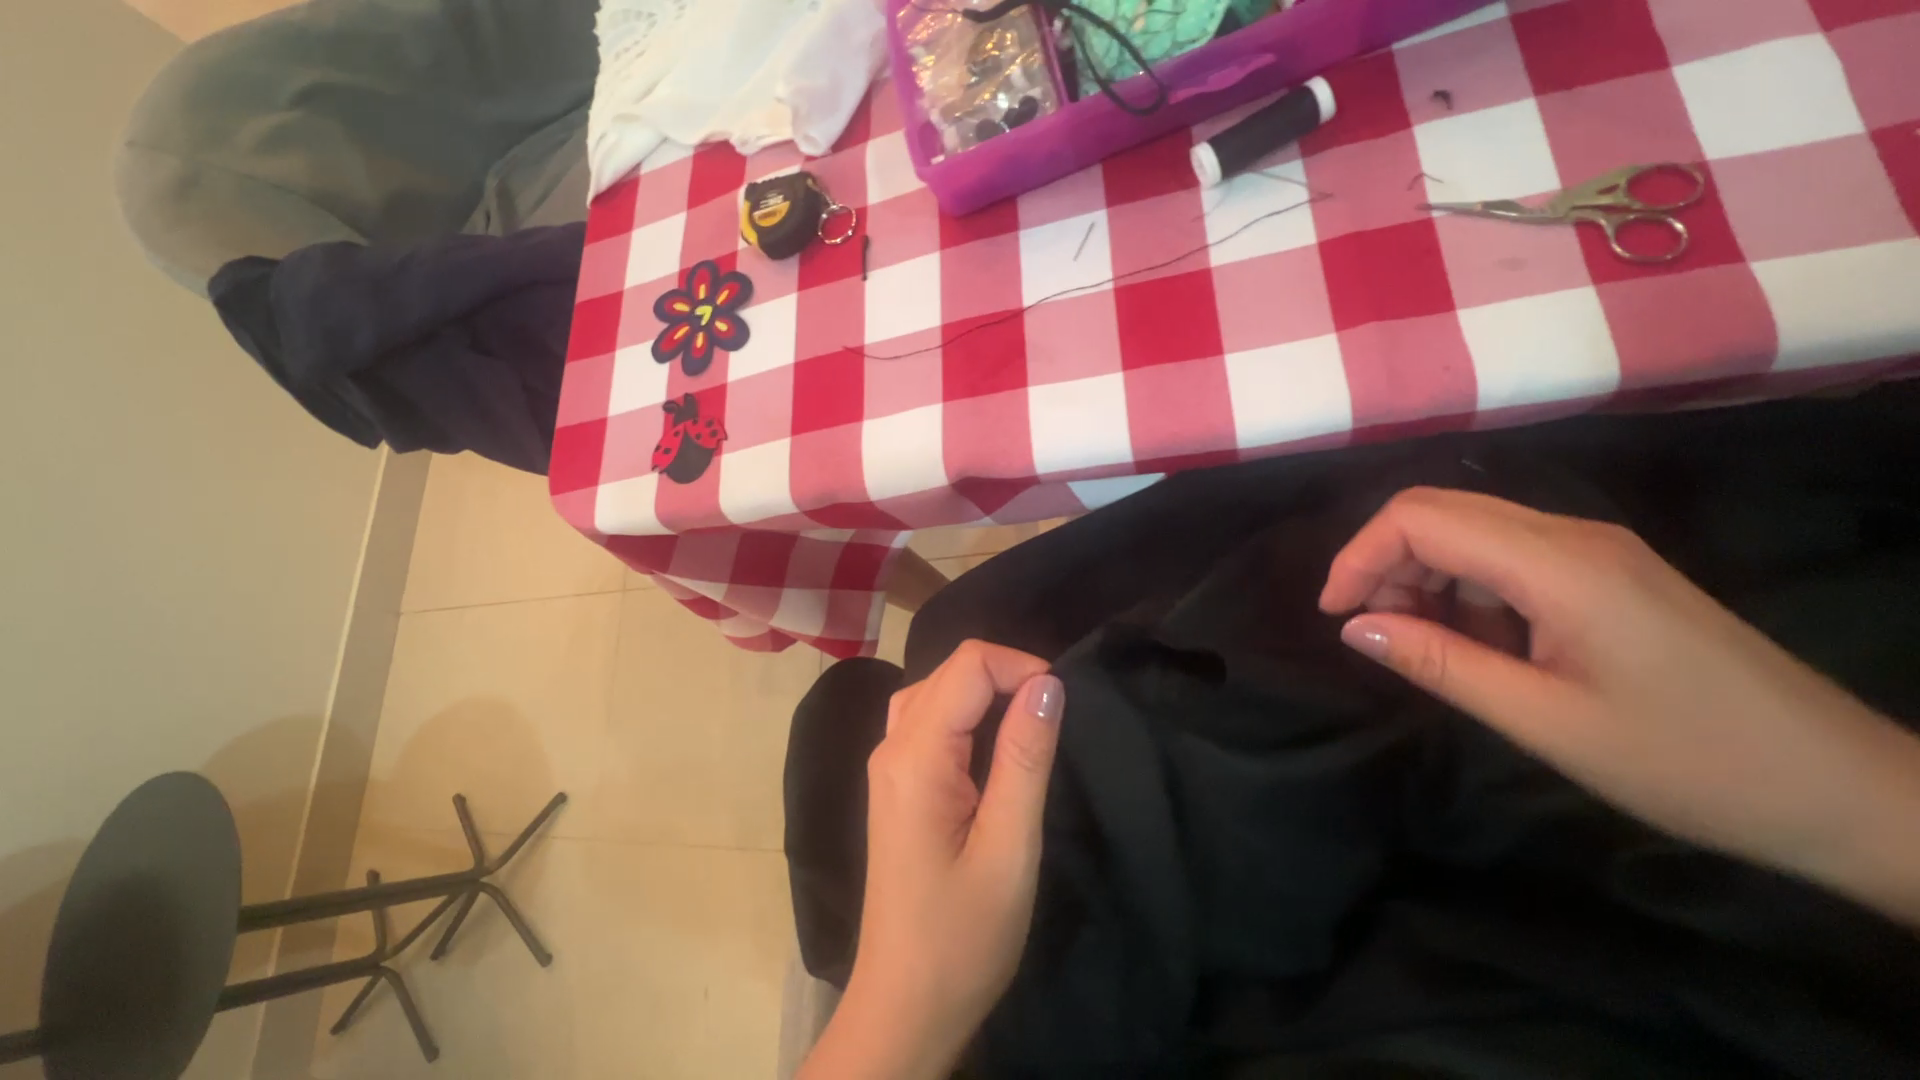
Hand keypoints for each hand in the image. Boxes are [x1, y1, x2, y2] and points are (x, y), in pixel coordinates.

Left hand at [800, 642, 1064, 1079]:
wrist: (906, 1003)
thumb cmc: (963, 934)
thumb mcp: (1009, 847)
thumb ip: (1026, 758)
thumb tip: (1048, 683)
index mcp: (915, 757)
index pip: (967, 665)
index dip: (1020, 666)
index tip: (1062, 706)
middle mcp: (891, 748)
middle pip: (948, 672)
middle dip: (1005, 675)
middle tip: (1053, 721)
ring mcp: (888, 767)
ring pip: (936, 692)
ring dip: (985, 694)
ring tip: (1030, 728)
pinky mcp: (896, 787)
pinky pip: (928, 722)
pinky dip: (967, 715)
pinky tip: (993, 746)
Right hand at [1320, 487, 1919, 923]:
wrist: (1839, 787)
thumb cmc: (1685, 760)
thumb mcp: (1543, 720)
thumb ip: (1440, 663)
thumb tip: (1353, 627)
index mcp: (1557, 563)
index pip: (1422, 517)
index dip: (1360, 555)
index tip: (1334, 616)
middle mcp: (1573, 536)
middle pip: (1443, 512)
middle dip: (1386, 562)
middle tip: (1368, 633)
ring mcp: (1596, 552)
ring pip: (1473, 532)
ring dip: (1425, 578)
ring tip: (1418, 646)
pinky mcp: (1609, 575)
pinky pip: (1510, 558)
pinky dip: (1467, 591)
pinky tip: (1475, 645)